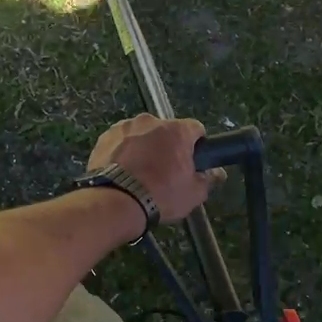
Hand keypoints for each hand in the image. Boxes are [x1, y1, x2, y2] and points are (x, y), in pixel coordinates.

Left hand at [88, 115, 216, 221]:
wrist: (115, 199)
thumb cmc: (160, 195)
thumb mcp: (194, 193)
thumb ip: (208, 178)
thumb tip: (216, 172)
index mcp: (176, 130)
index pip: (195, 128)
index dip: (197, 144)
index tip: (193, 159)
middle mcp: (149, 121)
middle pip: (165, 130)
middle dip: (168, 145)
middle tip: (167, 169)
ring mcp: (124, 126)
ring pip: (141, 133)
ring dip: (144, 145)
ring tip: (142, 171)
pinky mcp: (104, 136)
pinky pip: (121, 140)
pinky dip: (124, 150)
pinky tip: (124, 169)